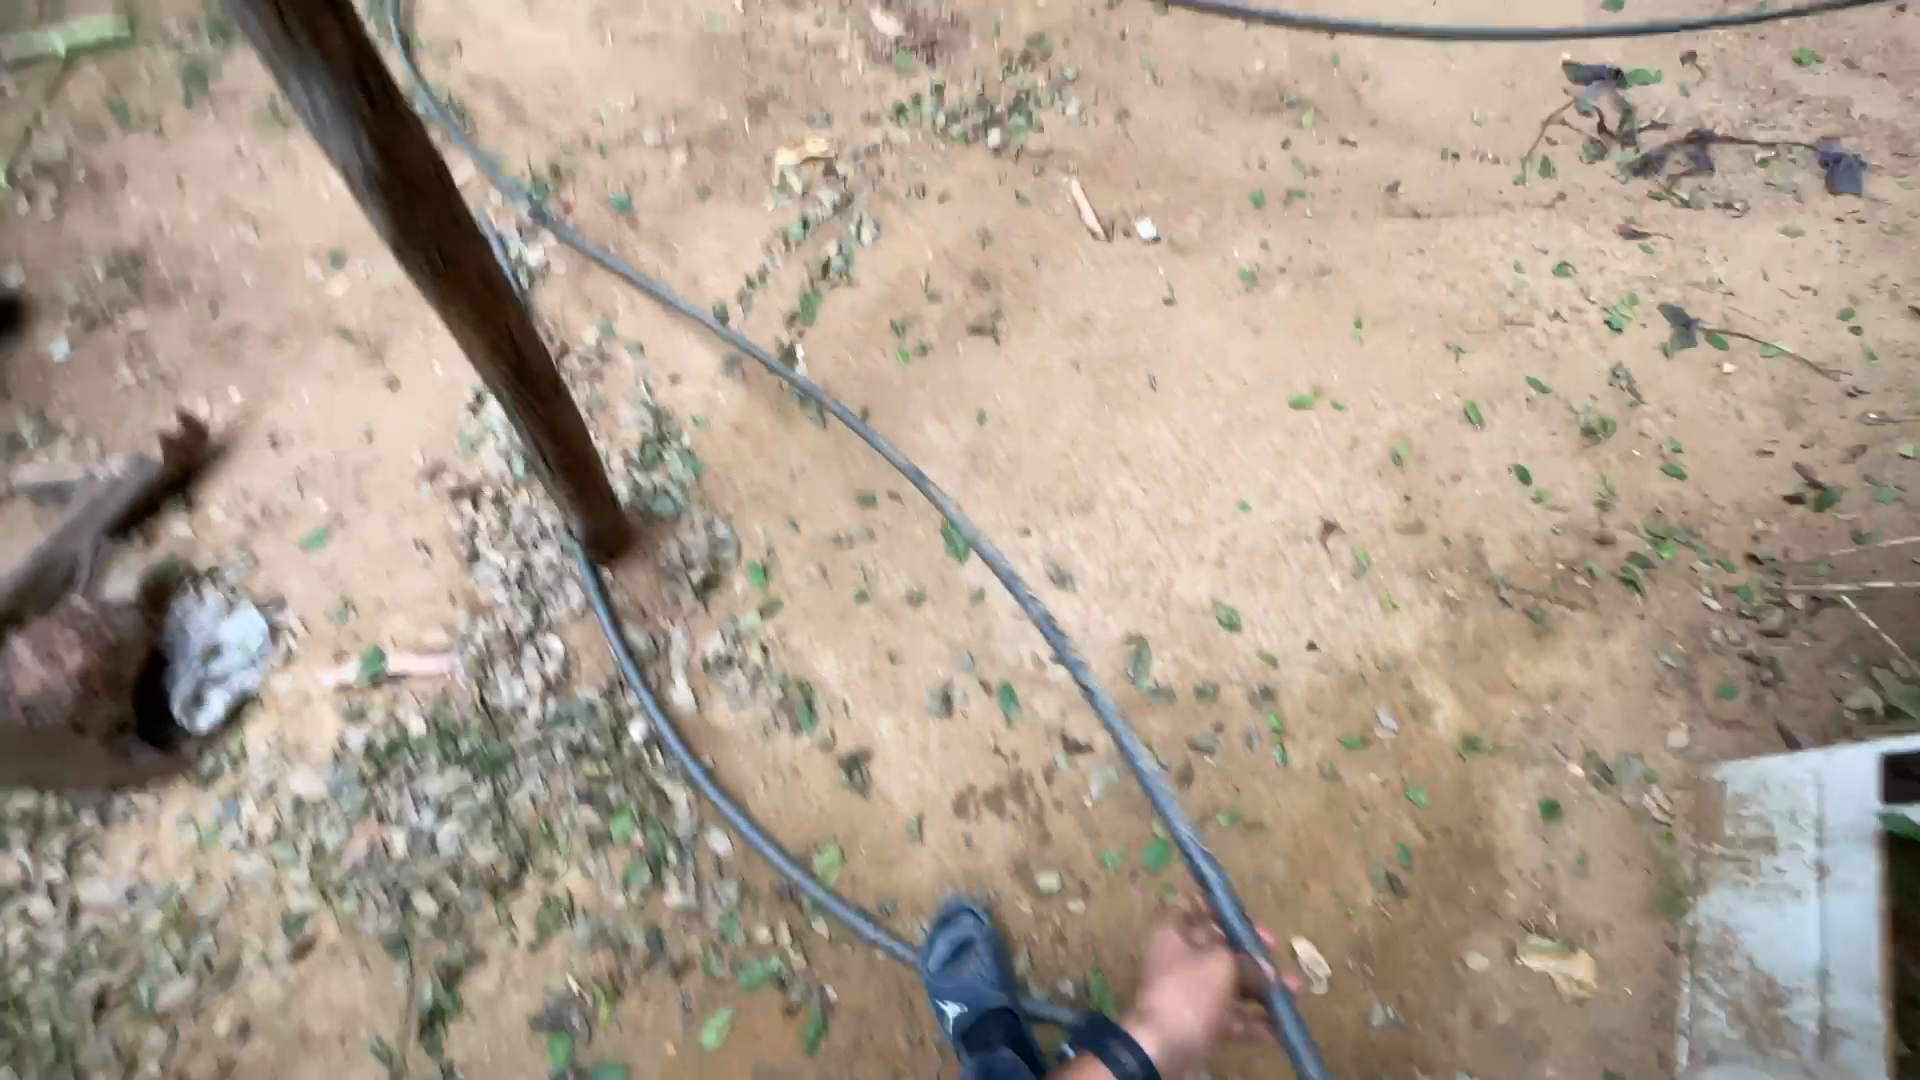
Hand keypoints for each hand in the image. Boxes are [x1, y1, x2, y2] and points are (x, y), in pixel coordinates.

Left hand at [1121, 895, 1290, 1077]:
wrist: (1162, 1049)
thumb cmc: (1188, 992)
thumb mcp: (1221, 965)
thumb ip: (1247, 962)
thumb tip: (1266, 970)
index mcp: (1172, 931)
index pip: (1190, 905)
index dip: (1216, 906)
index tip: (1244, 915)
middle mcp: (1178, 957)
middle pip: (1216, 944)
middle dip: (1248, 949)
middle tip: (1275, 951)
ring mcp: (1188, 992)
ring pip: (1228, 982)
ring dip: (1260, 986)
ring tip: (1295, 990)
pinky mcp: (1199, 1024)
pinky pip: (1230, 1016)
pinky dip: (1254, 1019)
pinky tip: (1281, 1025)